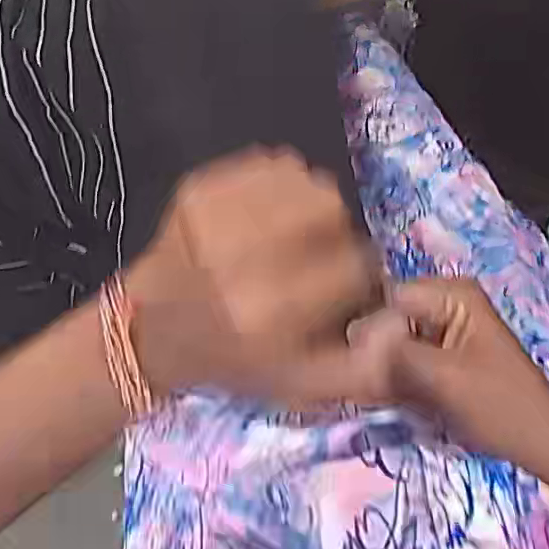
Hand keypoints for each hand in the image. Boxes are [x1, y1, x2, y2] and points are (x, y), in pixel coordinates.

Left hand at [126, 149, 383, 406]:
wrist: (149, 330)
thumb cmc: (230, 358)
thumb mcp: (294, 385)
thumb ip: (358, 368)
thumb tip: (400, 322)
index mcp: (268, 313)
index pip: (353, 264)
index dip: (361, 269)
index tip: (349, 276)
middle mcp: (241, 259)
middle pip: (329, 206)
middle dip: (337, 228)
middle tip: (321, 247)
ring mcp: (215, 215)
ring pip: (303, 178)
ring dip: (310, 202)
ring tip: (294, 227)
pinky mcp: (199, 189)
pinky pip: (268, 163)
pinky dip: (281, 182)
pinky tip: (269, 209)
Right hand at [348, 276, 548, 468]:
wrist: (543, 445)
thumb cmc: (501, 407)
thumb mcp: (443, 378)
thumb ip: (395, 354)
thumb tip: (352, 338)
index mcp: (452, 292)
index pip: (390, 297)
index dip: (371, 331)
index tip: (358, 368)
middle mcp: (446, 301)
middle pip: (390, 318)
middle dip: (376, 352)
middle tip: (370, 388)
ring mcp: (446, 327)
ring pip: (395, 341)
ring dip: (384, 369)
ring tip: (382, 397)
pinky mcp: (444, 353)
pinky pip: (407, 357)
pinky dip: (397, 378)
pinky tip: (395, 401)